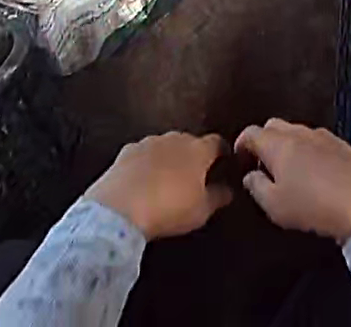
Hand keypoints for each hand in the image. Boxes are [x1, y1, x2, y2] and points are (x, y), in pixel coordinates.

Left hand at [85, 132, 232, 238]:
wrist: (121, 208)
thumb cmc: (169, 209)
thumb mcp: (201, 211)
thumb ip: (218, 197)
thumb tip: (229, 190)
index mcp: (199, 150)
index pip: (217, 142)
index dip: (222, 151)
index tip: (224, 161)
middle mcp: (177, 138)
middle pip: (190, 142)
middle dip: (193, 156)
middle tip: (193, 177)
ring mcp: (150, 142)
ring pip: (166, 146)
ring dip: (168, 158)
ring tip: (165, 180)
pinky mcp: (128, 150)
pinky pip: (143, 154)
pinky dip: (146, 163)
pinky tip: (141, 180)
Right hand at [236, 119, 350, 243]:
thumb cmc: (312, 205)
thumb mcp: (274, 205)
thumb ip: (256, 187)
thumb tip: (250, 176)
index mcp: (278, 143)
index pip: (252, 132)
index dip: (241, 143)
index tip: (239, 159)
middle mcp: (297, 131)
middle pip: (273, 125)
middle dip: (264, 140)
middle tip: (262, 164)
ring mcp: (320, 134)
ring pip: (295, 130)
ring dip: (286, 144)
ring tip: (287, 169)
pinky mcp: (338, 141)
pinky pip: (314, 139)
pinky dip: (306, 148)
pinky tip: (311, 169)